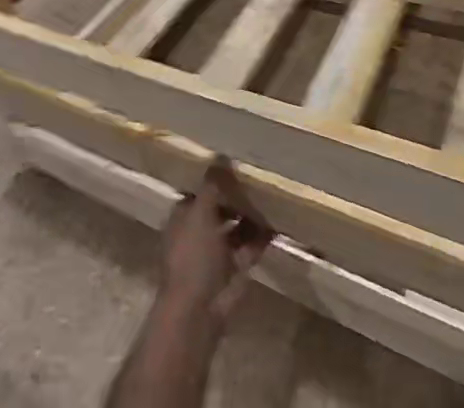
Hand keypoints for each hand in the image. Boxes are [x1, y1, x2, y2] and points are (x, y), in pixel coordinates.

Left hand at [158, 156, 272, 322]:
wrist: (199, 308)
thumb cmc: (193, 256)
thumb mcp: (200, 214)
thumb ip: (212, 185)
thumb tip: (219, 155)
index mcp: (183, 220)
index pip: (198, 194)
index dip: (213, 180)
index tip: (234, 163)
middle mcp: (199, 234)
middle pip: (219, 209)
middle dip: (236, 196)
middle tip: (259, 175)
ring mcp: (218, 252)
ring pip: (237, 227)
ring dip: (252, 214)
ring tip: (272, 193)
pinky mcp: (236, 266)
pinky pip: (252, 244)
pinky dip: (263, 234)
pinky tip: (279, 219)